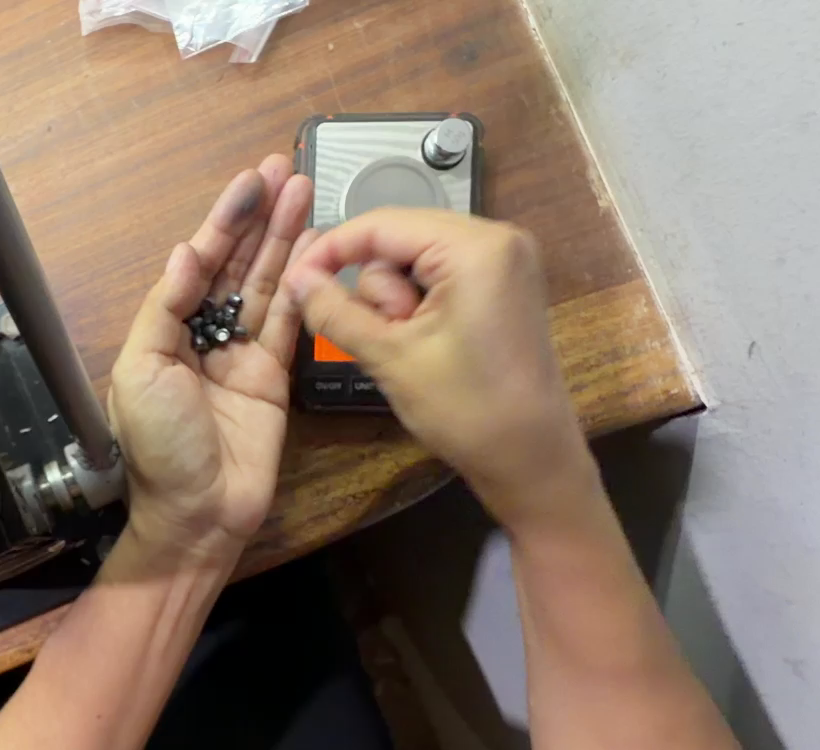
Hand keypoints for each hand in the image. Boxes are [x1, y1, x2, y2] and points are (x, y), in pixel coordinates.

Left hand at [108, 155, 313, 562]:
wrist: (197, 511)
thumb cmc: (160, 447)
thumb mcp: (140, 371)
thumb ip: (164, 309)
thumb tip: (185, 254)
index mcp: (162, 335)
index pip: (196, 268)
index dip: (222, 225)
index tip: (249, 183)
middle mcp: (201, 340)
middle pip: (234, 268)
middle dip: (257, 220)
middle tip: (284, 168)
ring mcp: (239, 357)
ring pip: (265, 287)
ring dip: (284, 240)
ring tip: (305, 189)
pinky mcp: (273, 378)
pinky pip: (288, 322)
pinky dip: (302, 285)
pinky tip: (314, 246)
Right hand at [282, 208, 591, 531]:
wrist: (527, 456)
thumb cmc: (464, 408)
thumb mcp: (387, 357)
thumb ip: (334, 311)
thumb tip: (294, 279)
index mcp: (475, 246)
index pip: (382, 224)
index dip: (329, 249)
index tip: (293, 281)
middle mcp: (496, 239)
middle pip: (397, 241)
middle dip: (376, 290)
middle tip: (387, 339)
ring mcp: (502, 262)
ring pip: (412, 264)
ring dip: (394, 305)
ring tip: (409, 349)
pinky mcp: (499, 287)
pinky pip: (435, 280)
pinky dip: (414, 309)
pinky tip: (421, 345)